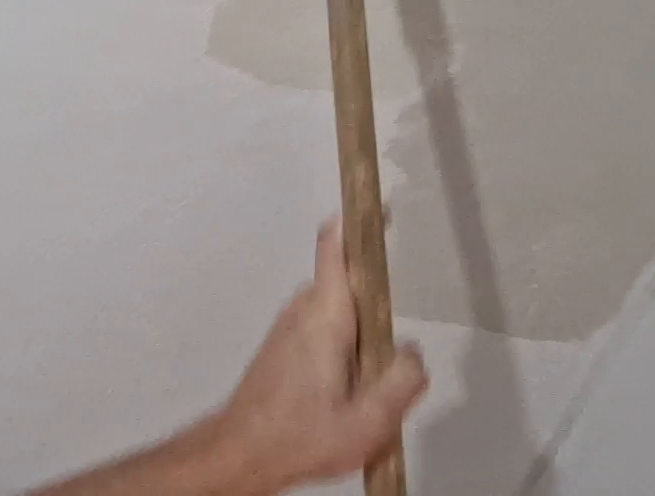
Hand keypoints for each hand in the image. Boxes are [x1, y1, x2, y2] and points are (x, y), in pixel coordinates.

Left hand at [210, 218, 428, 493]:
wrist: (243, 450)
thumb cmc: (300, 434)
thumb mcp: (369, 420)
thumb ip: (401, 380)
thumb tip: (411, 350)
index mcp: (326, 313)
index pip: (335, 247)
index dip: (356, 220)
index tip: (377, 205)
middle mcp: (304, 307)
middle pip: (350, 286)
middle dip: (376, 313)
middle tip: (387, 365)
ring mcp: (291, 322)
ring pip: (339, 312)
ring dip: (359, 340)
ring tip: (362, 395)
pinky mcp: (285, 340)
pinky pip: (324, 329)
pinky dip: (341, 351)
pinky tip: (341, 397)